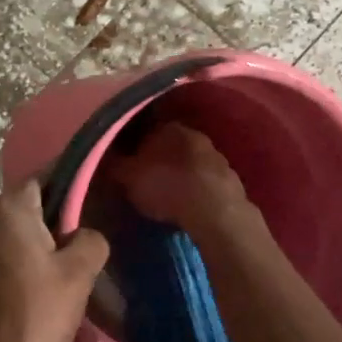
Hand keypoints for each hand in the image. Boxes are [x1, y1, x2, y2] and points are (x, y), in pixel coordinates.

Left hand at [0, 181, 108, 341]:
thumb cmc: (37, 313)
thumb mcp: (78, 276)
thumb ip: (89, 240)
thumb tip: (84, 232)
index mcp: (8, 206)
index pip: (42, 180)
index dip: (65, 191)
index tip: (81, 209)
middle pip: (22, 204)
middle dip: (45, 221)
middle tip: (69, 251)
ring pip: (6, 226)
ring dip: (25, 240)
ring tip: (48, 271)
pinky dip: (7, 255)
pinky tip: (23, 282)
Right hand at [108, 123, 253, 233]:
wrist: (215, 214)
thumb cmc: (165, 187)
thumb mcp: (128, 177)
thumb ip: (116, 164)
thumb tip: (106, 156)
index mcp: (167, 127)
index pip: (148, 129)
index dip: (137, 145)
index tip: (130, 160)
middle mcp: (195, 135)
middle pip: (173, 144)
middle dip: (163, 157)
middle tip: (150, 175)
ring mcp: (219, 158)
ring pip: (194, 161)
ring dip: (186, 172)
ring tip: (173, 193)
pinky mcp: (235, 182)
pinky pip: (211, 182)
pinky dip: (203, 189)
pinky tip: (194, 205)